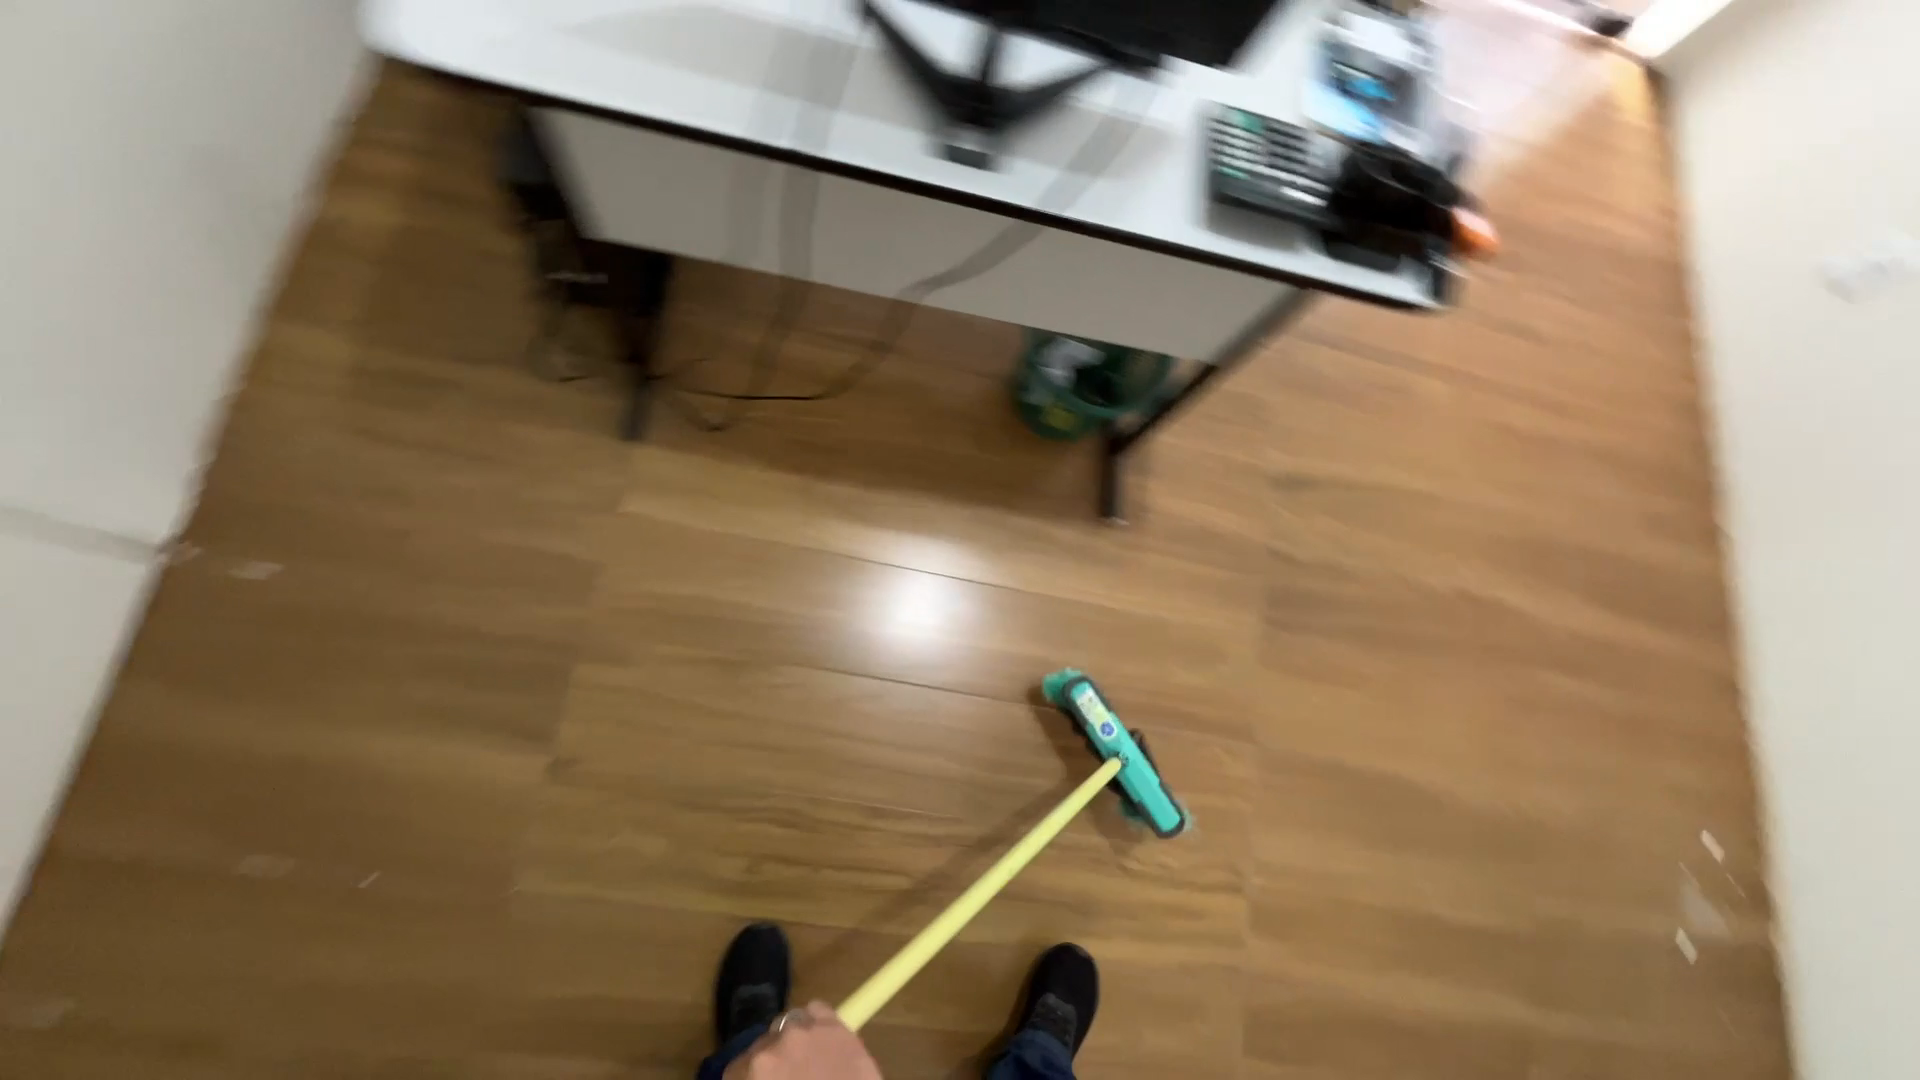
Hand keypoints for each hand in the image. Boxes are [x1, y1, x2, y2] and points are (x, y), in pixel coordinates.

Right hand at [724, 1002, 882, 1079]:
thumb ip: (759, 1078)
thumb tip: (762, 1074)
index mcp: (757, 1069)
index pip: (735, 1069)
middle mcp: (777, 1042)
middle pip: (761, 1046)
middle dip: (768, 1064)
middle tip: (781, 1078)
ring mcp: (807, 1028)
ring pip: (787, 1024)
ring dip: (789, 1041)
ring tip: (801, 1061)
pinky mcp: (834, 1023)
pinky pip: (814, 1010)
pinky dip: (813, 1022)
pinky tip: (818, 1040)